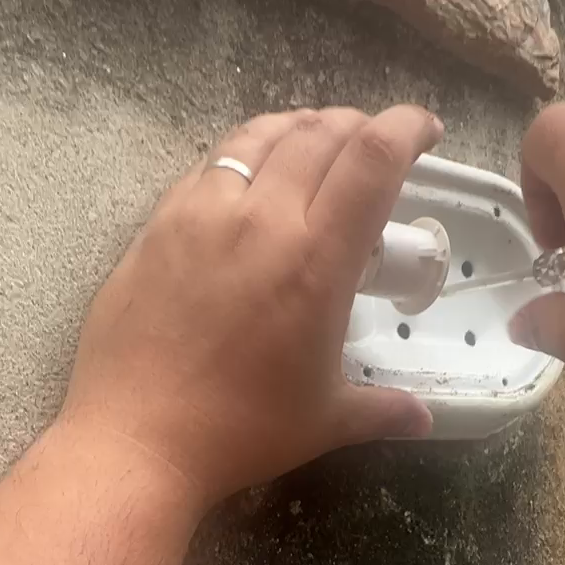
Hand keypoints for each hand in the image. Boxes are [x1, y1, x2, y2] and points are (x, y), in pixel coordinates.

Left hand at [56, 106, 442, 505]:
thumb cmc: (239, 432)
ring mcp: (202, 214)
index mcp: (316, 261)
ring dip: (300, 129)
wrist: (138, 438)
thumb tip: (424, 420)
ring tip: (314, 143)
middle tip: (372, 149)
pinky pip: (210, 164)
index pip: (373, 159)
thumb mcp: (324, 422)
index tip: (426, 131)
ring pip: (260, 136)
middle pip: (320, 134)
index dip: (408, 128)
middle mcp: (262, 218)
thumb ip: (381, 410)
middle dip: (359, 126)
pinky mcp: (158, 225)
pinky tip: (247, 178)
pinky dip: (244, 154)